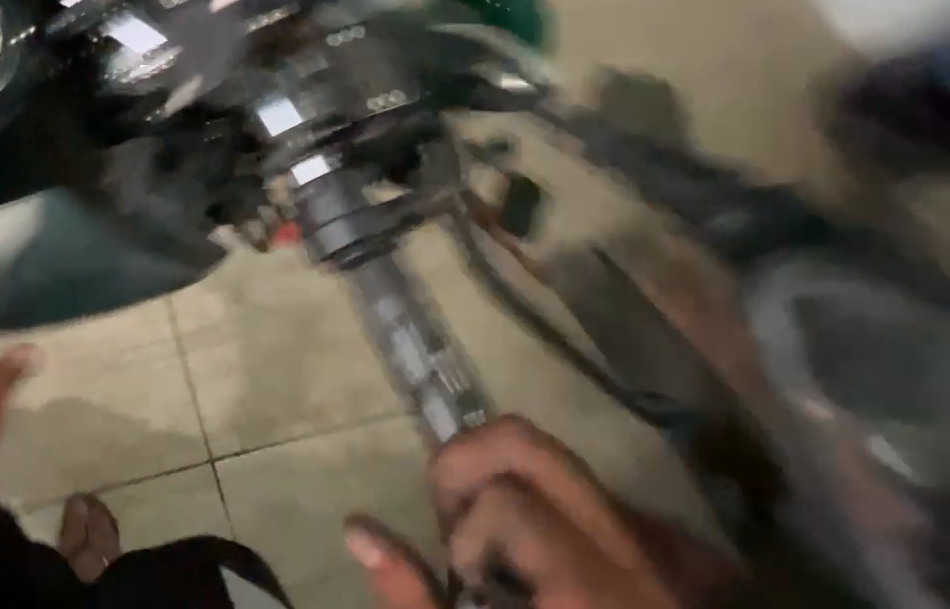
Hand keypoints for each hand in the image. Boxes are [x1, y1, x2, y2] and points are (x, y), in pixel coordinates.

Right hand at [345, 416, 738, 608]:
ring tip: (498, 541)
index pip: (504, 499)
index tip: (464, 583)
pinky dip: (550, 504)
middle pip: (529, 444)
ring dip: (505, 480)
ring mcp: (664, 554)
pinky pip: (596, 494)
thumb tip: (356, 528)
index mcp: (589, 590)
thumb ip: (413, 600)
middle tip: (453, 515)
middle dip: (468, 462)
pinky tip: (542, 559)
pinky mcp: (679, 560)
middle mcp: (635, 556)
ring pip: (561, 460)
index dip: (463, 531)